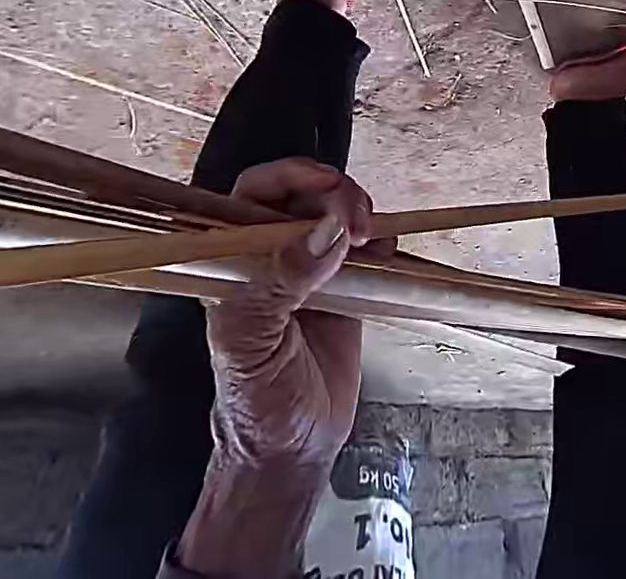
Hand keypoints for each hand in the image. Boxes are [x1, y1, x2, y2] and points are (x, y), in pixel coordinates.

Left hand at [179, 158, 371, 577]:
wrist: (296, 450)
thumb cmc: (258, 402)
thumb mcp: (256, 343)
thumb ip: (283, 282)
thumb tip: (330, 228)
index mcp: (238, 261)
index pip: (255, 193)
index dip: (289, 175)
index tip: (327, 182)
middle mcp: (275, 255)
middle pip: (304, 194)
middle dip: (335, 193)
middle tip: (359, 220)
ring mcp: (315, 267)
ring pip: (338, 212)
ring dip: (359, 210)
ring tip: (373, 236)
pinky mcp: (350, 284)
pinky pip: (370, 246)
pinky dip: (383, 237)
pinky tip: (388, 247)